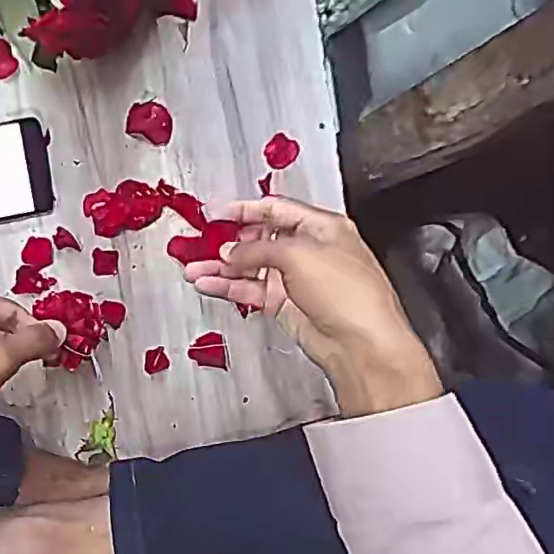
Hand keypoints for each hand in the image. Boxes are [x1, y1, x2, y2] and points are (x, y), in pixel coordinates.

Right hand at [185, 197, 442, 416]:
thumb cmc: (348, 293)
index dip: (245, 209)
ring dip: (221, 268)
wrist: (359, 344)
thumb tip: (231, 252)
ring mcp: (295, 279)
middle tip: (200, 244)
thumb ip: (258, 250)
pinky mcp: (284, 304)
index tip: (218, 212)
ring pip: (249, 268)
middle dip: (228, 242)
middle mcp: (308, 251)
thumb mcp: (300, 255)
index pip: (277, 210)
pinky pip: (249, 290)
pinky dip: (227, 287)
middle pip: (259, 240)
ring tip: (194, 269)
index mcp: (321, 228)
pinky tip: (208, 285)